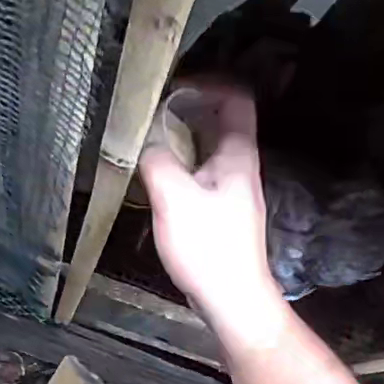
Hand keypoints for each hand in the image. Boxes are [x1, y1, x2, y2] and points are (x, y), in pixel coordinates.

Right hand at [138, 84, 287, 340]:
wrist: (232, 299)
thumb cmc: (208, 247)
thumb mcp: (174, 198)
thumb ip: (156, 161)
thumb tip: (143, 142)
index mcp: (237, 155)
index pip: (236, 98)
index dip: (207, 83)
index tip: (172, 89)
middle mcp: (240, 168)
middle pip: (220, 123)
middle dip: (187, 112)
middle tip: (151, 115)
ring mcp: (233, 193)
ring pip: (209, 151)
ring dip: (182, 141)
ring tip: (149, 144)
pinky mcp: (223, 215)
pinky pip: (202, 177)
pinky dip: (181, 168)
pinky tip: (158, 182)